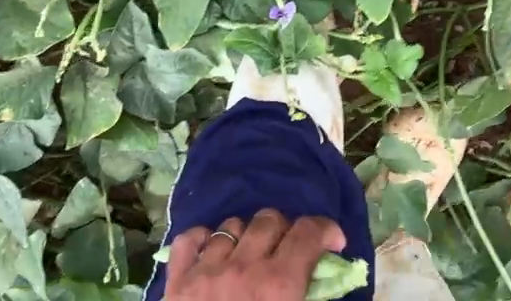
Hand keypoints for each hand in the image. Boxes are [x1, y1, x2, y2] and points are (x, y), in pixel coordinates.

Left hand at [165, 210, 345, 300]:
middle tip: (291, 253)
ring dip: (248, 237)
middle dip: (286, 231)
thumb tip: (325, 289)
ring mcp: (206, 272)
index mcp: (278, 286)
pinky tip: (213, 254)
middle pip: (269, 220)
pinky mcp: (176, 283)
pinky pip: (190, 240)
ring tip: (251, 258)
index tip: (334, 242)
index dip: (325, 230)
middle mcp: (243, 268)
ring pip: (232, 226)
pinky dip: (204, 240)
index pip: (307, 233)